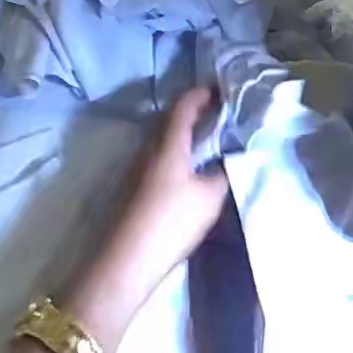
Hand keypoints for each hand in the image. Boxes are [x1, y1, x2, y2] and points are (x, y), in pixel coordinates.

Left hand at [65, 86, 228, 345]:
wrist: (124, 265)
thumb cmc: (171, 222)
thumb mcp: (210, 196)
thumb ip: (223, 170)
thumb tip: (228, 157)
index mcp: (169, 143)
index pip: (184, 105)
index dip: (203, 93)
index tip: (222, 87)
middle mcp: (148, 149)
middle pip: (171, 119)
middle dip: (195, 110)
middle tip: (221, 109)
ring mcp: (136, 169)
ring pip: (163, 138)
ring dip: (184, 131)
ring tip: (209, 134)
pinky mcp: (133, 189)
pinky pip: (158, 156)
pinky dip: (176, 150)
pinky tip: (190, 164)